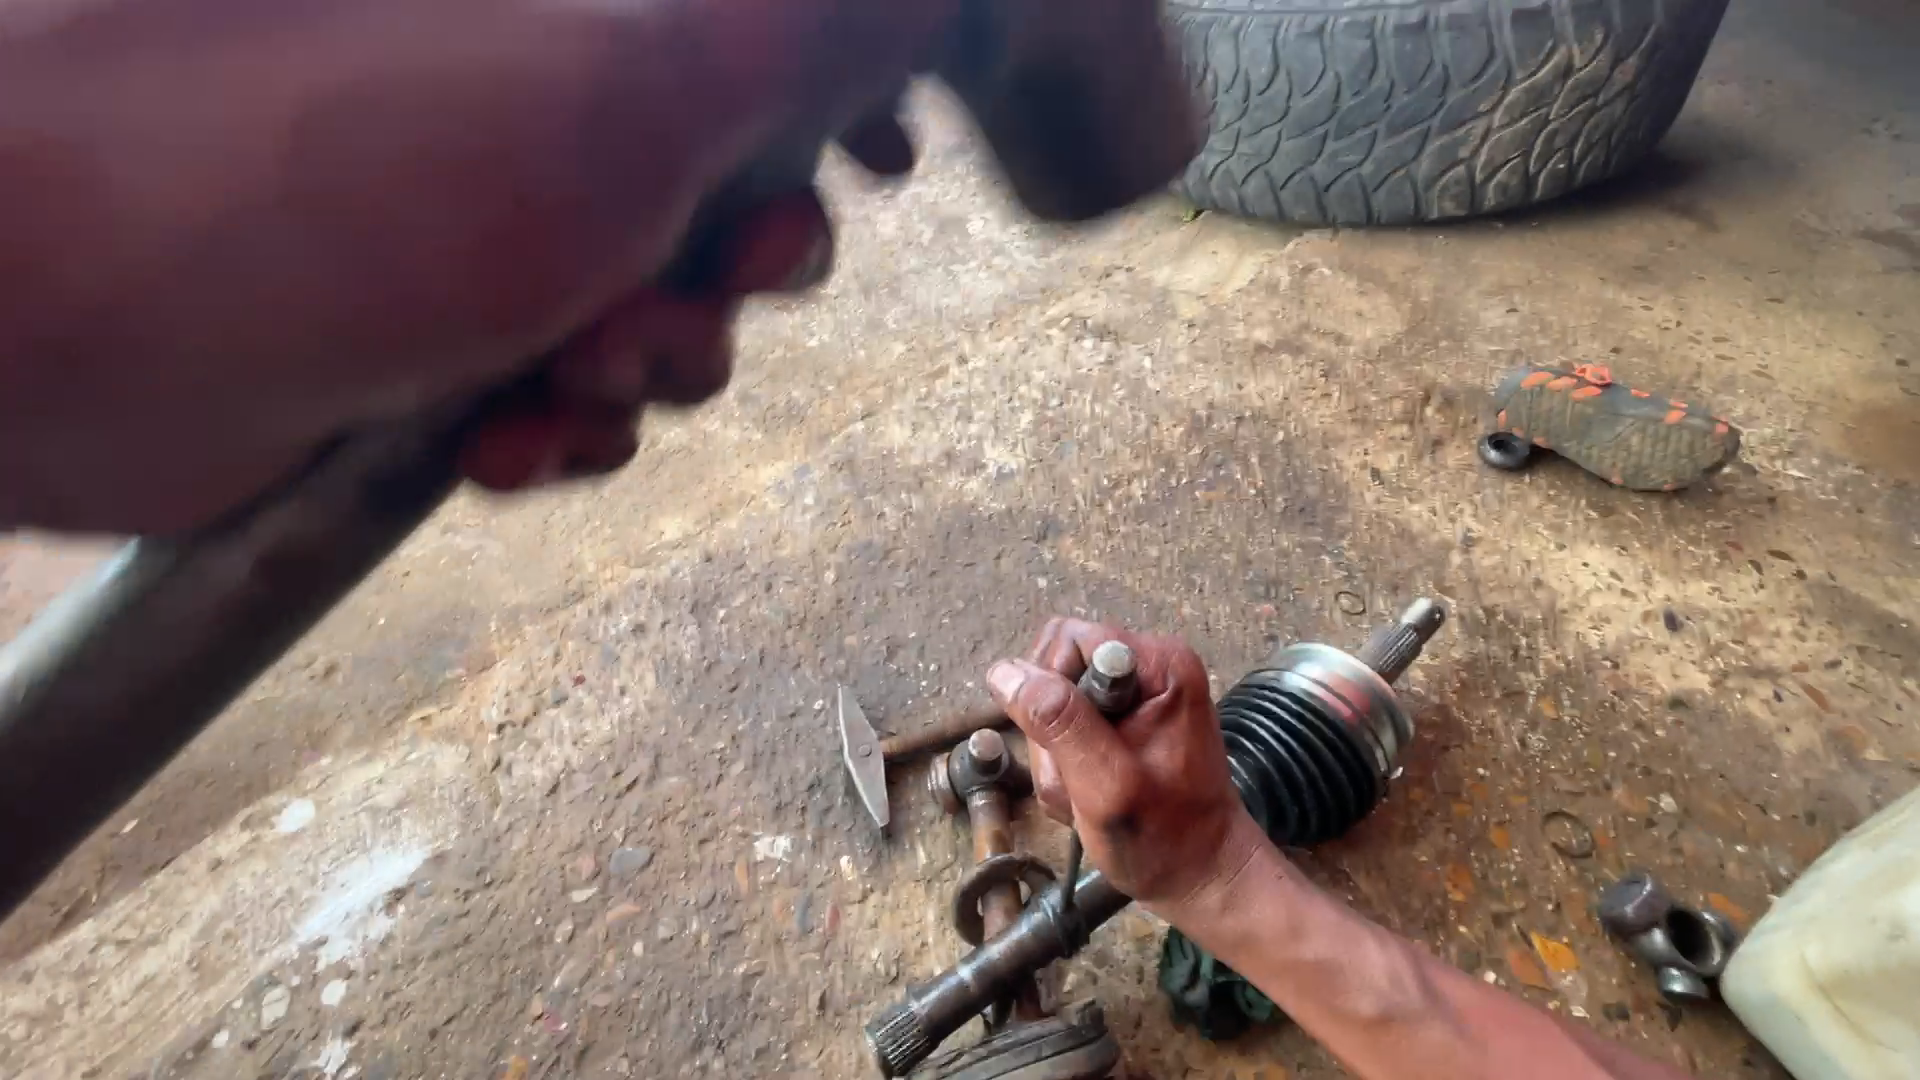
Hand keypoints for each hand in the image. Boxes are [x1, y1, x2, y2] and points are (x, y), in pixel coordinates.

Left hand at [0, 0, 946, 532]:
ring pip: (650, 311)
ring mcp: (476, 208)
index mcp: (577, 8)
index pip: (765, 42)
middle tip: (676, 317)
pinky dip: (555, 428)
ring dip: (638, 374)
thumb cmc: (352, 183)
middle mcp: (525, 85)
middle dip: (724, 285)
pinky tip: (498, 443)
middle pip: (719, 195)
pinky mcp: (434, 319)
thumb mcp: (623, 99)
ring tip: (564, 389)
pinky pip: (565, 385)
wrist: (53, 338)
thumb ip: (788, 39)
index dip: (837, 111)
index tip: (875, 167)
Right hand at [986, 618, 1271, 912]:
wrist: (1203, 875)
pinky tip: (1087, 788)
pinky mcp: (1127, 713)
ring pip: (1055, 696)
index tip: (1066, 744)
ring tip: (1083, 790)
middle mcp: (1152, 663)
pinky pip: (1067, 718)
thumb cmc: (1167, 839)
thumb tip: (1005, 672)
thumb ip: (1058, 722)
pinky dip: (1064, 757)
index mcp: (1160, 664)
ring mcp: (1140, 689)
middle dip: (1050, 724)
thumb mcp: (1105, 783)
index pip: (1068, 639)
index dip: (1049, 688)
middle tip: (1075, 775)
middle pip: (1058, 665)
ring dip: (1055, 749)